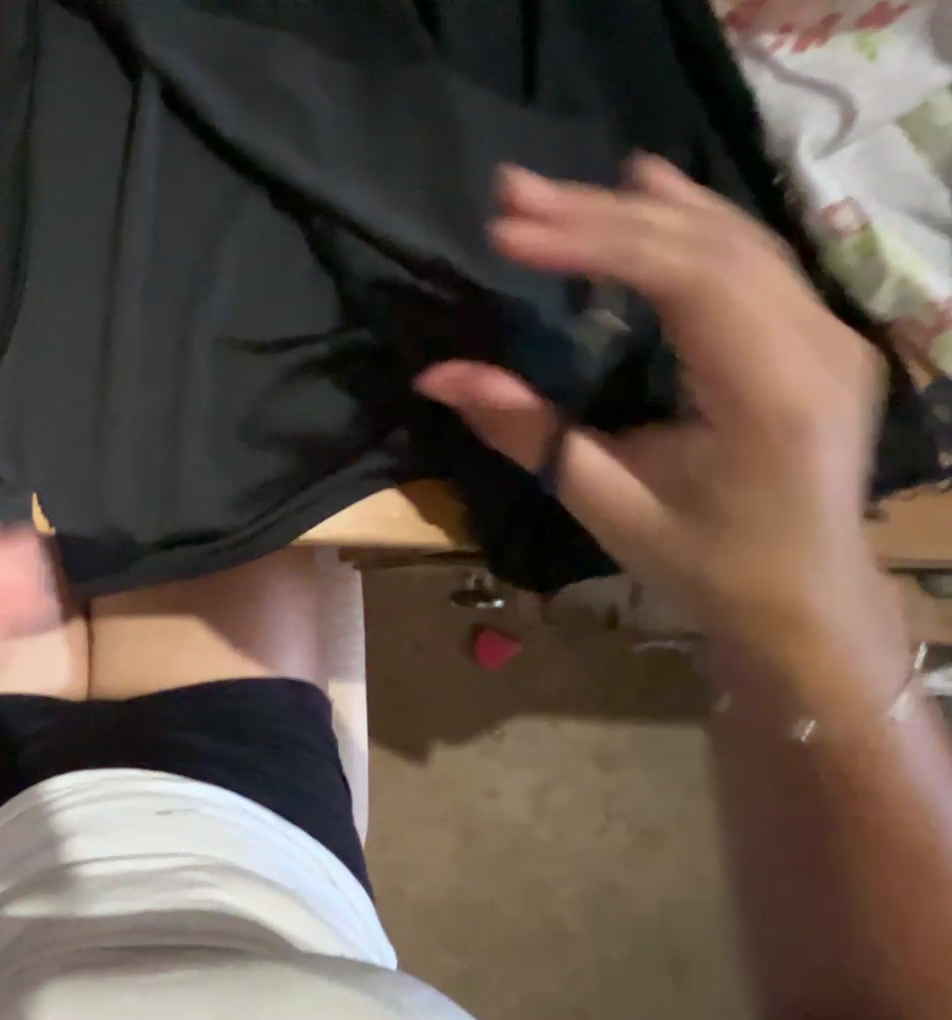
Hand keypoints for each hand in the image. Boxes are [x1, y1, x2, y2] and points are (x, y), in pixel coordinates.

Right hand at [415, 155, 894, 662]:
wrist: (804, 592)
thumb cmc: (702, 560)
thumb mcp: (603, 505)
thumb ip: (525, 433)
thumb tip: (437, 375)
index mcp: (768, 392)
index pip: (689, 282)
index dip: (597, 246)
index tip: (510, 235)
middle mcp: (813, 343)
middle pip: (708, 247)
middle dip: (602, 215)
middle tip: (511, 193)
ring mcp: (823, 332)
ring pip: (733, 240)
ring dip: (637, 208)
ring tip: (555, 186)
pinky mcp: (810, 333)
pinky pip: (750, 257)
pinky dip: (689, 218)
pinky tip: (649, 186)